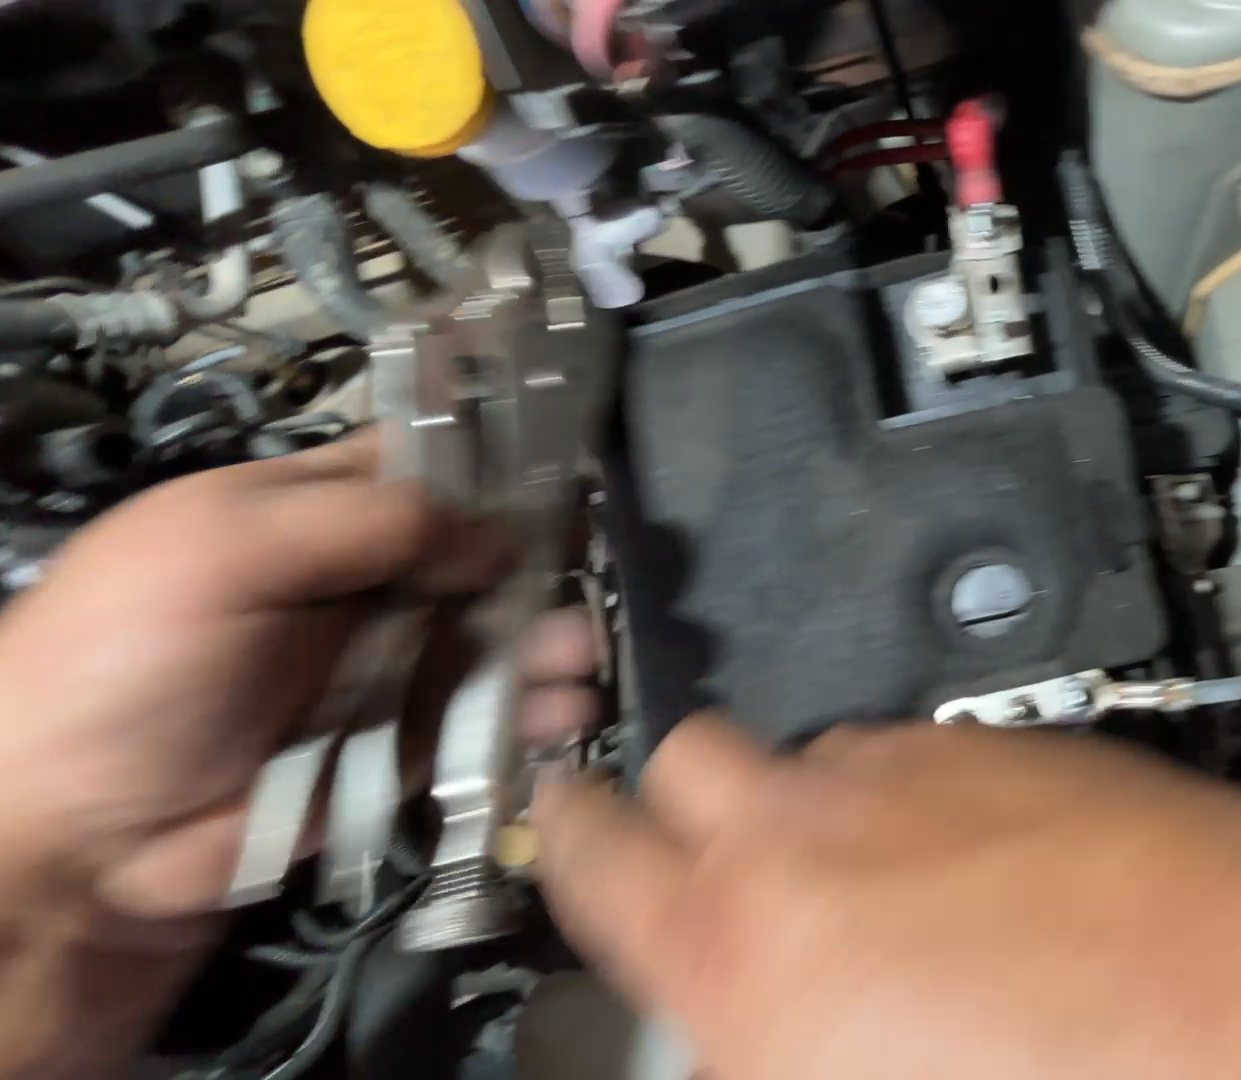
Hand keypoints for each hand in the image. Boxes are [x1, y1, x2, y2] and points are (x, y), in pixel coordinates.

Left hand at [0, 437, 598, 922]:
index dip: (496, 465)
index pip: (431, 464)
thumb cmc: (130, 666)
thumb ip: (366, 521)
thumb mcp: (222, 552)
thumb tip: (500, 538)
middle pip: (490, 550)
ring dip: (555, 637)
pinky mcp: (427, 728)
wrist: (83, 842)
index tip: (564, 480)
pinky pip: (503, 709)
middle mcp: (380, 578)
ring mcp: (407, 655)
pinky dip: (544, 708)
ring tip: (582, 654)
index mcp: (325, 512)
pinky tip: (569, 708)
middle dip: (546, 562)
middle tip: (587, 580)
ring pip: (509, 630)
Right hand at [533, 718, 1240, 1079]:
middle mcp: (810, 829)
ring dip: (805, 800)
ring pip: (799, 748)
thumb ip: (772, 1037)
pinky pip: (898, 743)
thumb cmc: (1079, 1078)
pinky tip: (957, 845)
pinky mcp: (986, 738)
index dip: (575, 831)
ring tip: (858, 862)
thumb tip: (751, 1018)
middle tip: (719, 845)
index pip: (595, 849)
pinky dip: (897, 784)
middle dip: (683, 800)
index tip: (577, 822)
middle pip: (685, 760)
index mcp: (747, 952)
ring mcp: (904, 765)